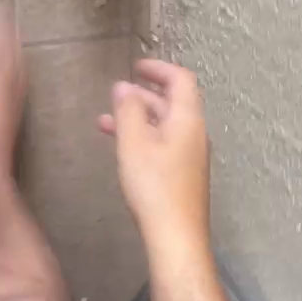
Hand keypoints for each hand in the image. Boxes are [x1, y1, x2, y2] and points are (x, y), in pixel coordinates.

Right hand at [99, 59, 210, 260]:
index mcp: (187, 120)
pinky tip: (123, 148)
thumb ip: (128, 111)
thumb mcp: (133, 144)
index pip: (180, 80)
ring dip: (138, 118)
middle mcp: (194, 134)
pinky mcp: (183, 174)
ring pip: (164, 125)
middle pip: (172, 103)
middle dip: (143, 94)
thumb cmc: (154, 188)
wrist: (175, 234)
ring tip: (108, 121)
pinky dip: (143, 137)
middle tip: (117, 93)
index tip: (136, 66)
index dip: (159, 68)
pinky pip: (163, 144)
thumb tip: (123, 87)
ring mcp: (191, 155)